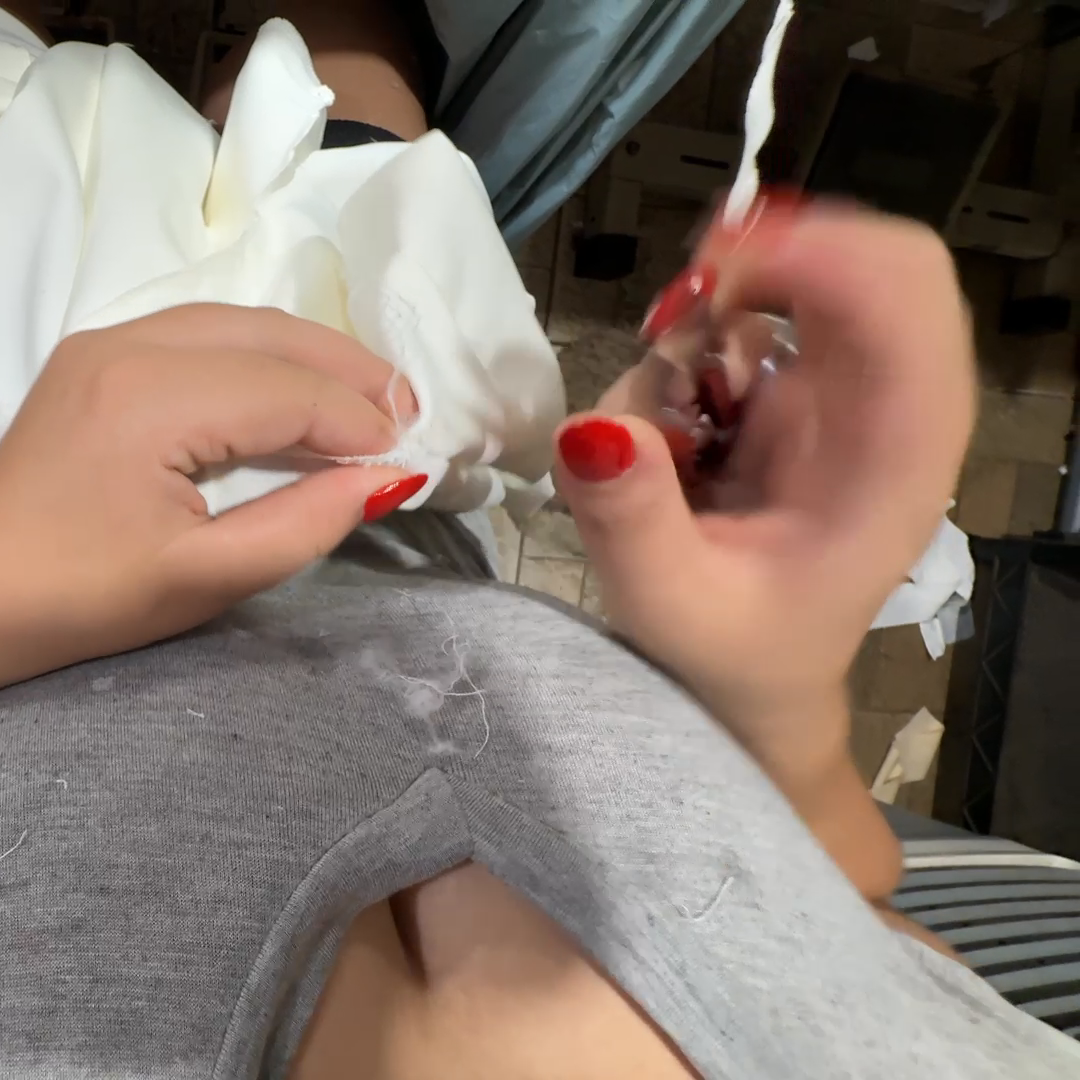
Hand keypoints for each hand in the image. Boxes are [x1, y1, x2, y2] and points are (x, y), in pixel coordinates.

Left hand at [0, 303, 422, 681]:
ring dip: (303, 357)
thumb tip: (383, 478)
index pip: (286, 390)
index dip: (358, 422)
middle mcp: (124, 344)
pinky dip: (251, 360)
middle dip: (346, 370)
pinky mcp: (89, 360)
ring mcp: (100, 343)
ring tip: (362, 401)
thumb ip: (302, 524)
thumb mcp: (200, 579)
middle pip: (266, 333)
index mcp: (148, 397)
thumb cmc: (78, 603)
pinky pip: (193, 337)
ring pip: (232, 324)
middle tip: (407, 412)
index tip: (413, 455)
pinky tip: (282, 393)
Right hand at [555, 208, 974, 770]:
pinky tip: (658, 452)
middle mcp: (870, 406)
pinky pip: (717, 346)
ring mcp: (820, 402)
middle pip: (845, 268)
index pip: (896, 296)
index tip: (698, 277)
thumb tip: (592, 428)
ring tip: (656, 457)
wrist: (741, 676)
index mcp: (890, 450)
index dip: (809, 250)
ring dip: (683, 353)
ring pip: (761, 306)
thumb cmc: (727, 650)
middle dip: (742, 278)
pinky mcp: (770, 410)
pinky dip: (666, 377)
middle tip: (663, 330)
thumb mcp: (667, 599)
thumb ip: (632, 519)